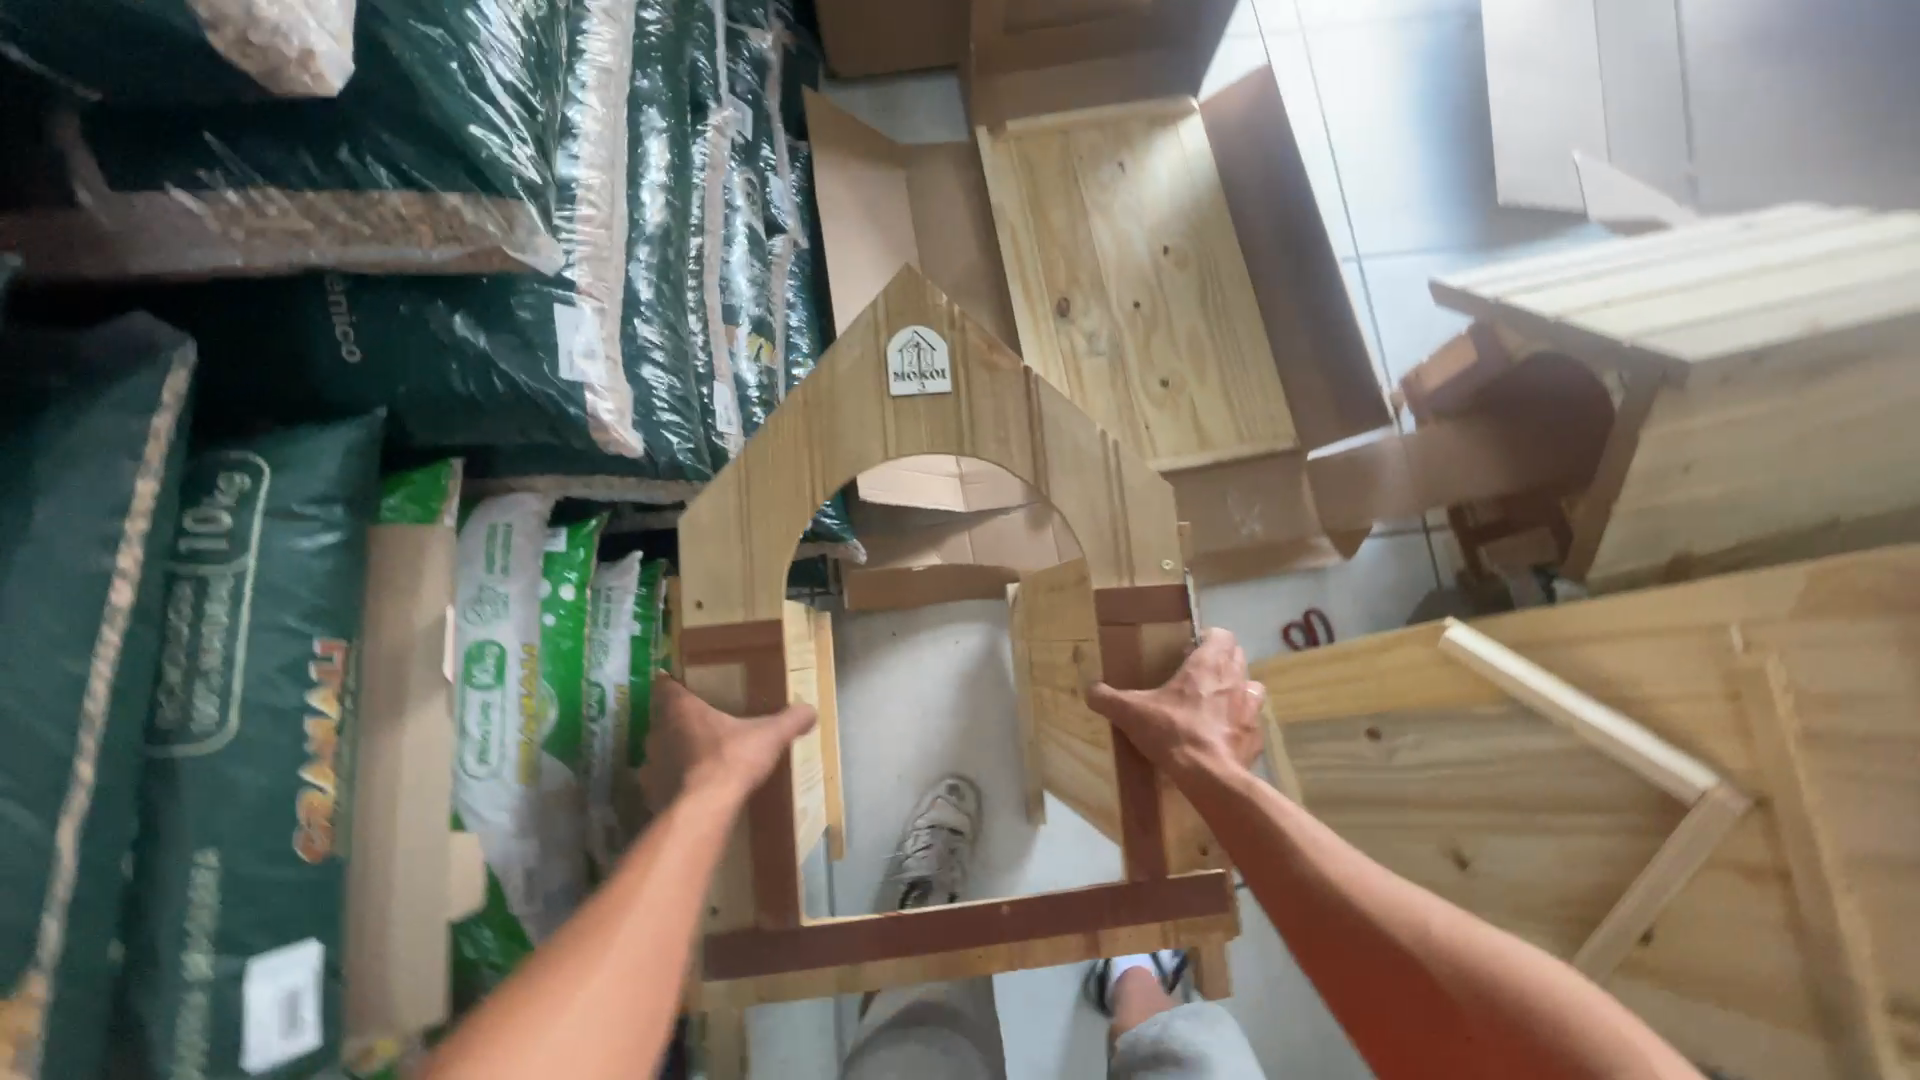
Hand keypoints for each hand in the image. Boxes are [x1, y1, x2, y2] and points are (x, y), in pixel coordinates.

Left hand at [638, 678, 816, 809]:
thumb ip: (790, 720)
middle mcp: (658, 732)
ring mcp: (650, 765)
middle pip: (661, 717)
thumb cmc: (732, 760)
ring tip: (696, 756)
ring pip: (658, 750)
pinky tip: (689, 787)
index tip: (682, 682)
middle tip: (702, 721)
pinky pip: (658, 781)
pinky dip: (671, 781)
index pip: (664, 685)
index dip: (672, 682)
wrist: (704, 811)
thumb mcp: (770, 736)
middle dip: (678, 719)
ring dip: (673, 751)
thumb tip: (811, 711)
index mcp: (682, 710)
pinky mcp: (650, 793)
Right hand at [1086, 628, 1266, 779]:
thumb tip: (1090, 690)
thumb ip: (1108, 698)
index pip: (1222, 635)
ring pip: (1252, 686)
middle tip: (1197, 674)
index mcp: (1207, 666)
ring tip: (1216, 702)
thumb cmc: (1172, 731)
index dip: (1209, 637)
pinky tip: (1223, 736)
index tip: (1191, 648)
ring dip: (1237, 689)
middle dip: (1221, 660)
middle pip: (1238, 657)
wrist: (1209, 775)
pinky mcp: (1256, 737)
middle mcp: (1234, 680)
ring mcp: (1251, 709)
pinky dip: (1240, 724)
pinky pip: (1252, 722)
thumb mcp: (1131, 712)